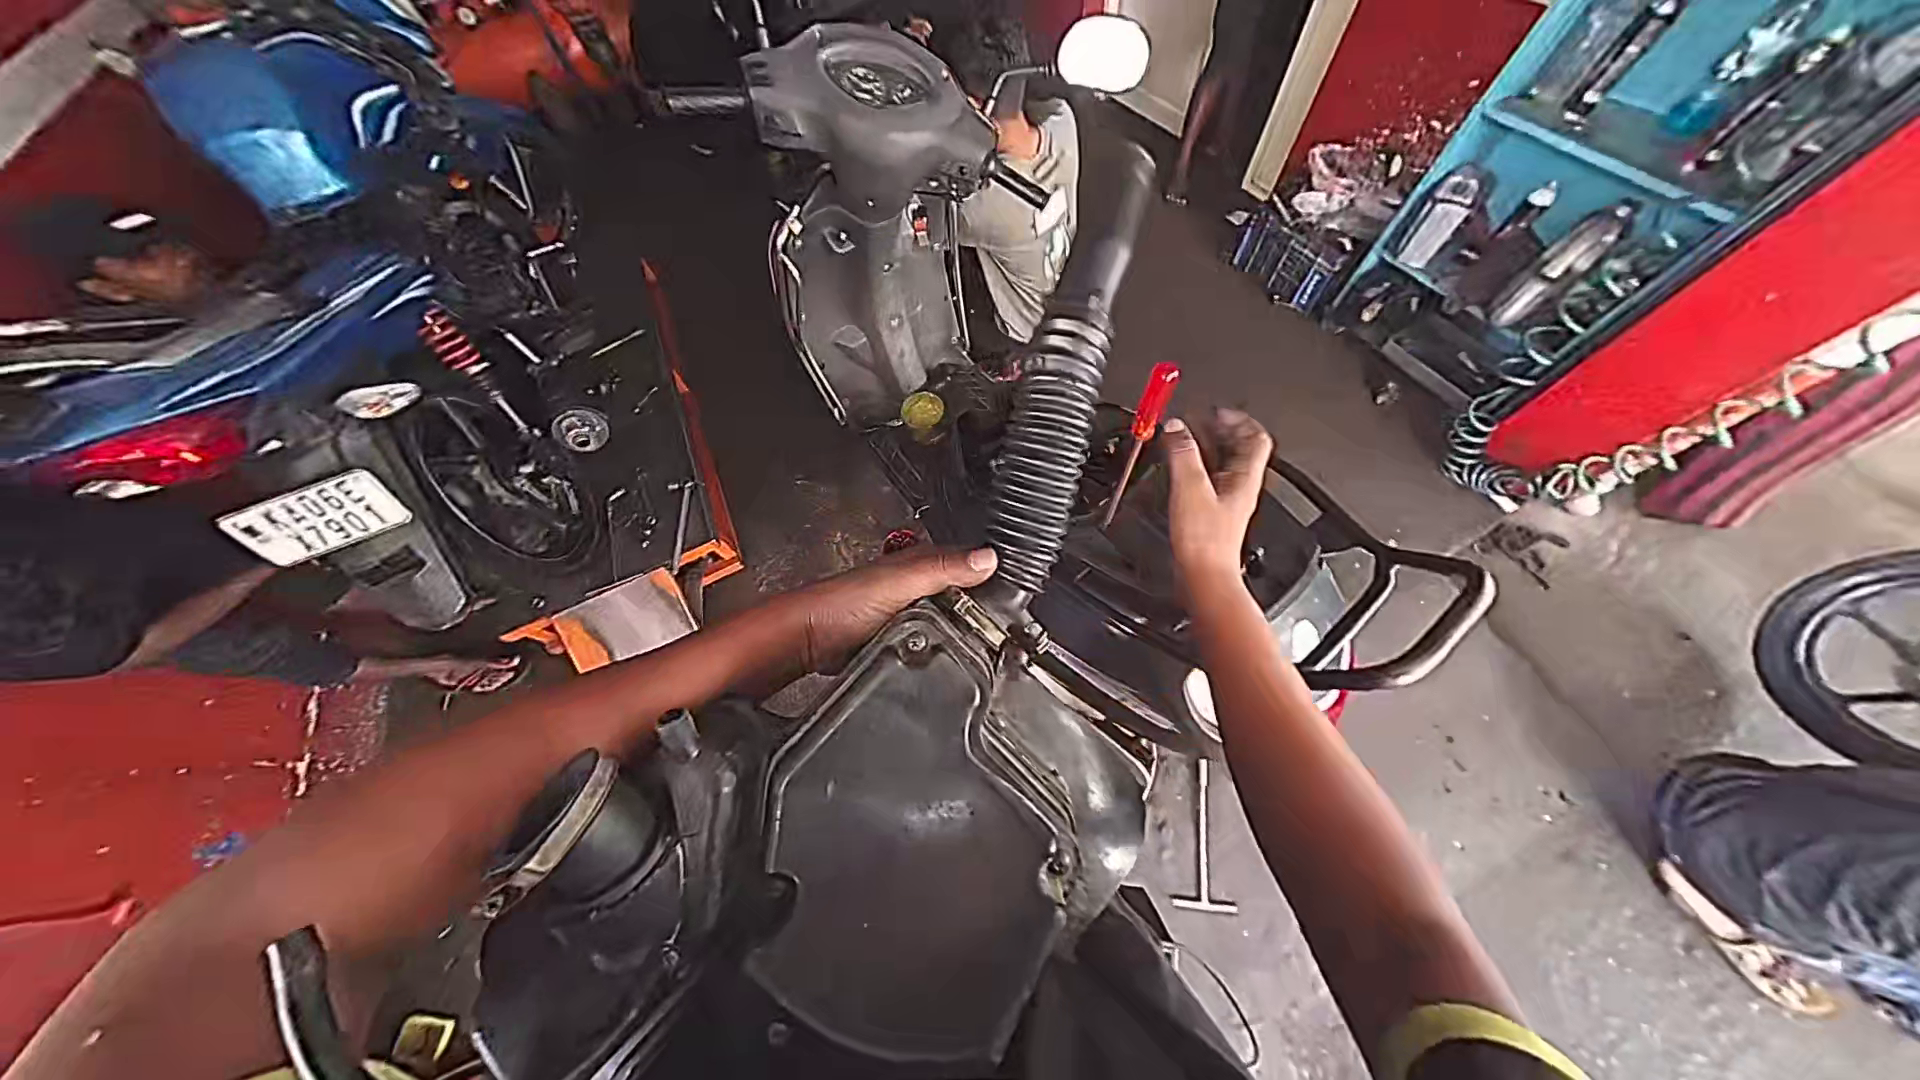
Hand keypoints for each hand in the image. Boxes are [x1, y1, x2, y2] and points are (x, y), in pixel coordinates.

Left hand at [797, 546, 997, 671]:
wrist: (807, 640)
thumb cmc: (841, 605)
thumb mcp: (899, 583)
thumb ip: (942, 570)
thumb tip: (987, 558)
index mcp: (919, 563)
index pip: (968, 561)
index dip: (993, 574)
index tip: (1019, 591)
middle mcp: (915, 584)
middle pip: (961, 592)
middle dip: (984, 604)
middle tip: (1011, 624)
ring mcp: (907, 612)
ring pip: (948, 616)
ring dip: (965, 627)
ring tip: (990, 641)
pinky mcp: (899, 638)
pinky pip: (932, 638)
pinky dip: (944, 643)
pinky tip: (953, 653)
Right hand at [1162, 408, 1272, 591]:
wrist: (1203, 576)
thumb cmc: (1205, 542)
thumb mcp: (1191, 488)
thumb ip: (1182, 454)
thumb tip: (1175, 428)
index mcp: (1244, 479)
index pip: (1255, 438)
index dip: (1239, 420)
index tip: (1218, 412)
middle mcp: (1240, 489)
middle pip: (1240, 450)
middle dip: (1221, 430)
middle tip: (1201, 420)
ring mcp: (1227, 502)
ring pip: (1225, 465)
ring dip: (1208, 448)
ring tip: (1188, 439)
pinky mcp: (1212, 514)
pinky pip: (1210, 482)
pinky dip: (1197, 468)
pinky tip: (1182, 470)